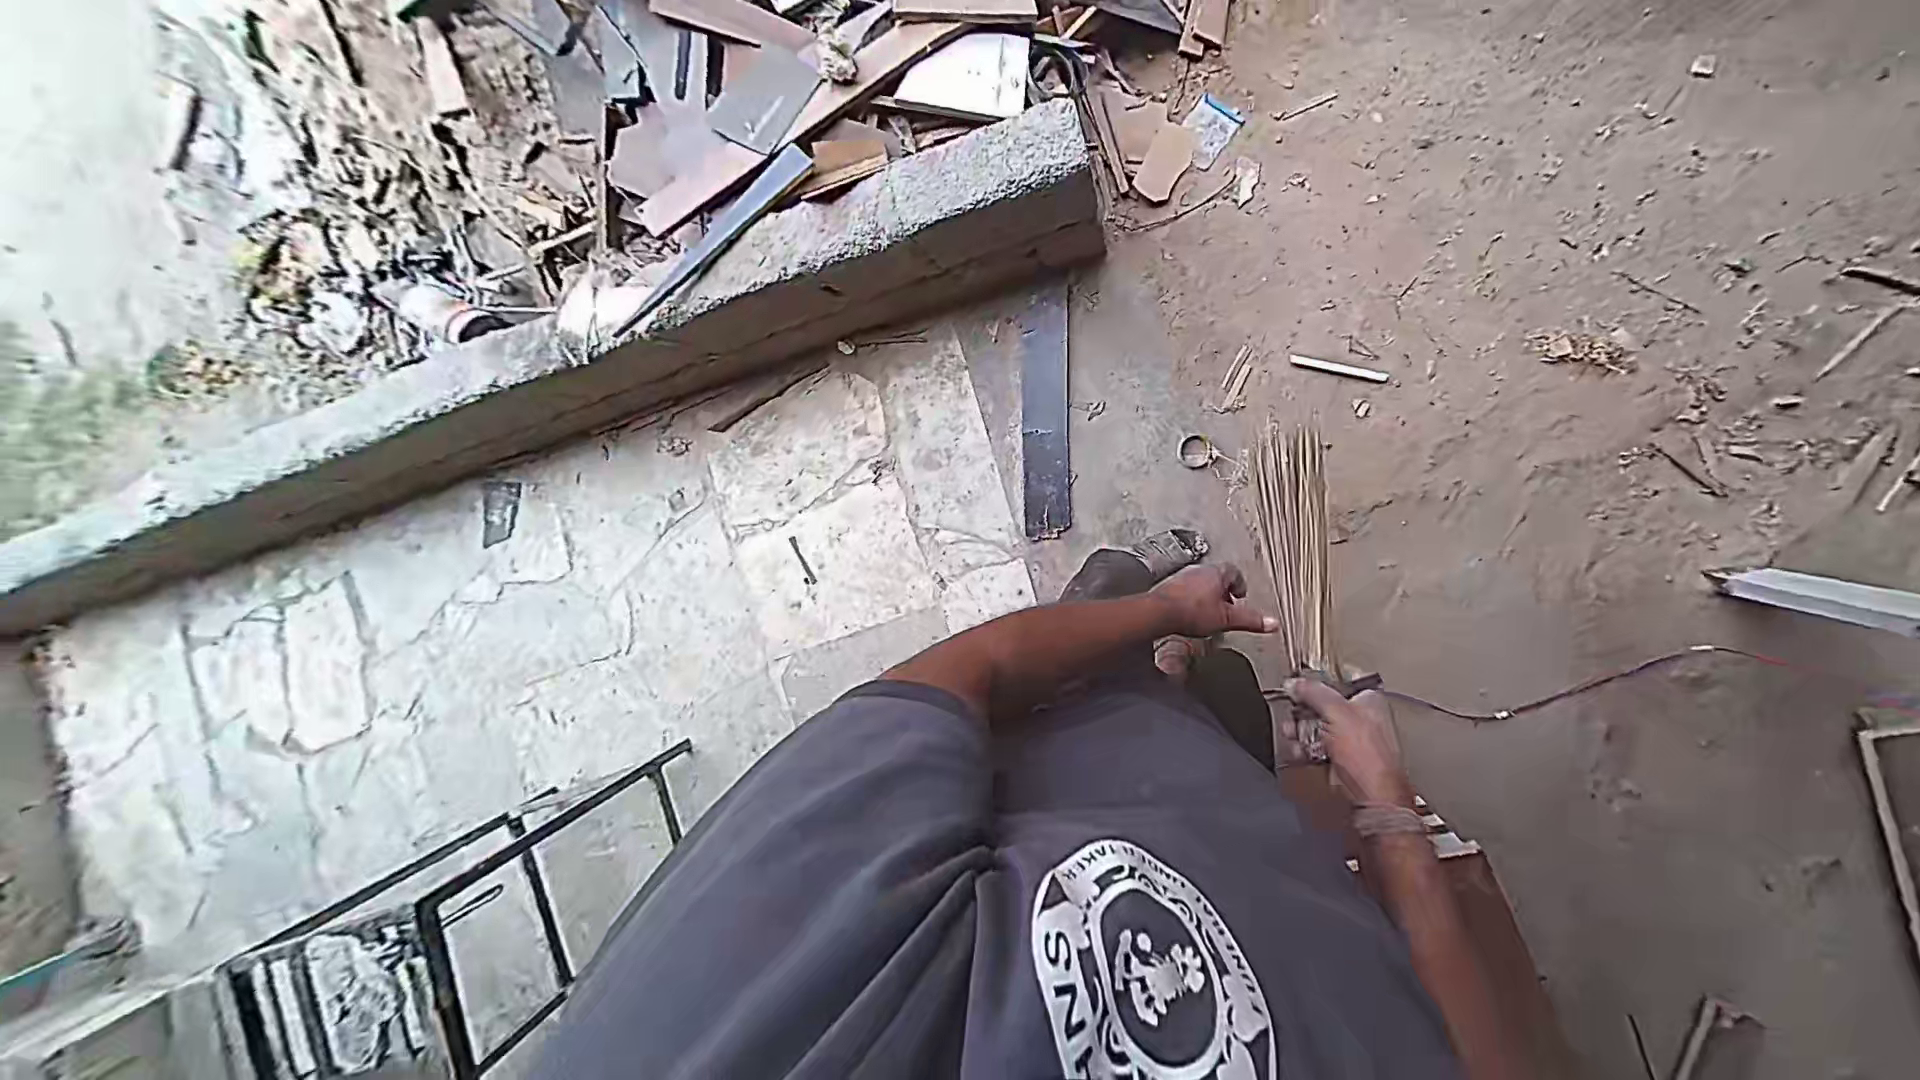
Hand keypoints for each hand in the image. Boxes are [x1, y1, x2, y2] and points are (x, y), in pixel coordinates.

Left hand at [1148, 564, 1278, 637]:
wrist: (1160, 613)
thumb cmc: (1191, 612)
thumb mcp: (1227, 619)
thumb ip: (1250, 620)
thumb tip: (1272, 623)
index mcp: (1215, 573)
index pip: (1233, 572)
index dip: (1239, 584)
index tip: (1240, 595)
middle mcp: (1198, 571)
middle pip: (1216, 577)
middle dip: (1223, 591)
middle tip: (1227, 605)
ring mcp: (1181, 578)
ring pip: (1199, 583)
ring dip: (1206, 595)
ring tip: (1209, 612)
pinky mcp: (1168, 588)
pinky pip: (1184, 591)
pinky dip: (1191, 600)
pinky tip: (1190, 614)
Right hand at [1285, 679, 1413, 805]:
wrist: (1371, 796)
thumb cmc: (1370, 757)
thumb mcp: (1338, 712)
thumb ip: (1314, 692)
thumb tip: (1295, 683)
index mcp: (1368, 700)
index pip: (1338, 680)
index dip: (1317, 680)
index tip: (1300, 683)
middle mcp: (1358, 717)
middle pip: (1319, 703)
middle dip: (1301, 710)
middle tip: (1295, 713)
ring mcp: (1346, 738)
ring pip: (1311, 725)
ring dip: (1298, 730)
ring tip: (1294, 735)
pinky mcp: (1336, 756)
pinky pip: (1310, 745)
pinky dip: (1301, 747)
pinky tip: (1301, 751)